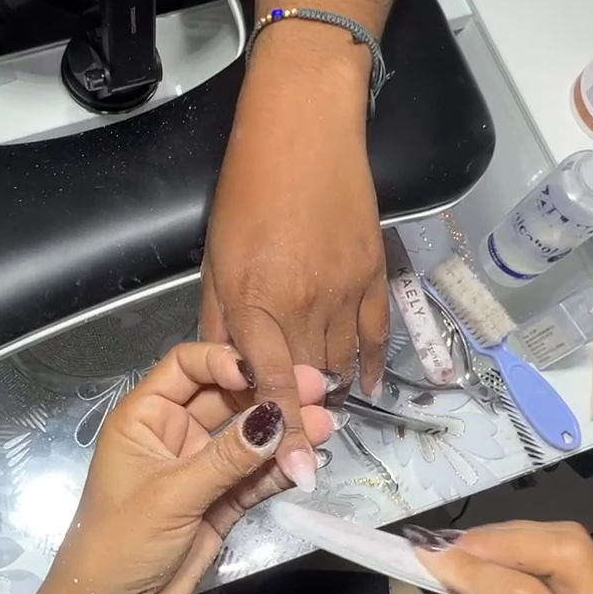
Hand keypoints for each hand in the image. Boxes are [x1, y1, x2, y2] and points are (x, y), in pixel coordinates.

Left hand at [45, 343, 333, 593]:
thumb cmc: (121, 541)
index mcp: (145, 416)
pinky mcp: (222, 499)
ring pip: (248, 437)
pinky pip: (255, 475)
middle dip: (269, 394)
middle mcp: (175, 432)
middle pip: (228, 398)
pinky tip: (311, 460)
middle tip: (317, 388)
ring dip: (285, 432)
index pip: (186, 366)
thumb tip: (276, 419)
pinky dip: (281, 469)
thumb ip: (225, 458)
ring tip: (326, 426)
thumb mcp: (171, 495)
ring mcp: (201, 465)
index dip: (223, 361)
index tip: (259, 373)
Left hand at [202, 24, 387, 491]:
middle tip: (296, 431)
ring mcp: (346, 291)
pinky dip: (369, 363)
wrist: (306, 126)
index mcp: (255, 302)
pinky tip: (363, 384)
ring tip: (318, 403)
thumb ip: (220, 319)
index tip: (295, 467)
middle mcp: (305, 305)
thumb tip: (226, 370)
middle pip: (307, 380)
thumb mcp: (216, 258)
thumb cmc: (248, 189)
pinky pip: (376, 335)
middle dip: (301, 410)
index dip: (283, 430)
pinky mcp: (374, 274)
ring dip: (327, 387)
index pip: (271, 384)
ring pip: (340, 362)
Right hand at [411, 522, 592, 593]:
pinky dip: (531, 550)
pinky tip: (496, 561)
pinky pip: (580, 561)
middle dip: (500, 539)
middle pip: (566, 552)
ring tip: (467, 552)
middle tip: (449, 547)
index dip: (472, 571)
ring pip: (574, 546)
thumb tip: (436, 579)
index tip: (425, 557)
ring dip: (514, 539)